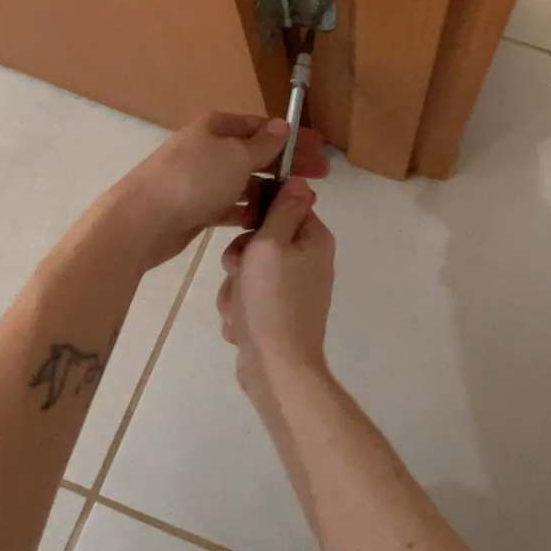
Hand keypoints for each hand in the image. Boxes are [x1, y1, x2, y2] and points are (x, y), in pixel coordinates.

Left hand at [109, 112, 328, 270]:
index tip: (320, 149)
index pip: (262, 127)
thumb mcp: (236, 156)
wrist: (142, 220)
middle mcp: (208, 149)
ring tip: (298, 201)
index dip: (292, 137)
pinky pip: (231, 206)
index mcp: (216, 127)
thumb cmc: (194, 179)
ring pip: (245, 182)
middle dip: (288, 164)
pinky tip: (268, 219)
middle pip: (256, 154)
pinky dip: (249, 210)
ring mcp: (201, 180)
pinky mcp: (196, 208)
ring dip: (271, 189)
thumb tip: (282, 126)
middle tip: (320, 176)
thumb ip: (263, 145)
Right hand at [216, 178, 335, 404]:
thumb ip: (282, 210)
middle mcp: (309, 261)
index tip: (244, 229)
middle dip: (241, 260)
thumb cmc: (272, 301)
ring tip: (240, 307)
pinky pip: (250, 300)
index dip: (259, 215)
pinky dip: (241, 310)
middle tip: (238, 271)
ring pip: (249, 272)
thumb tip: (300, 181)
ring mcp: (295, 291)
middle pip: (262, 240)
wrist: (277, 369)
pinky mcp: (279, 315)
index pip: (285, 207)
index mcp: (315, 240)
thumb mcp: (271, 244)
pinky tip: (241, 325)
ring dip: (236, 289)